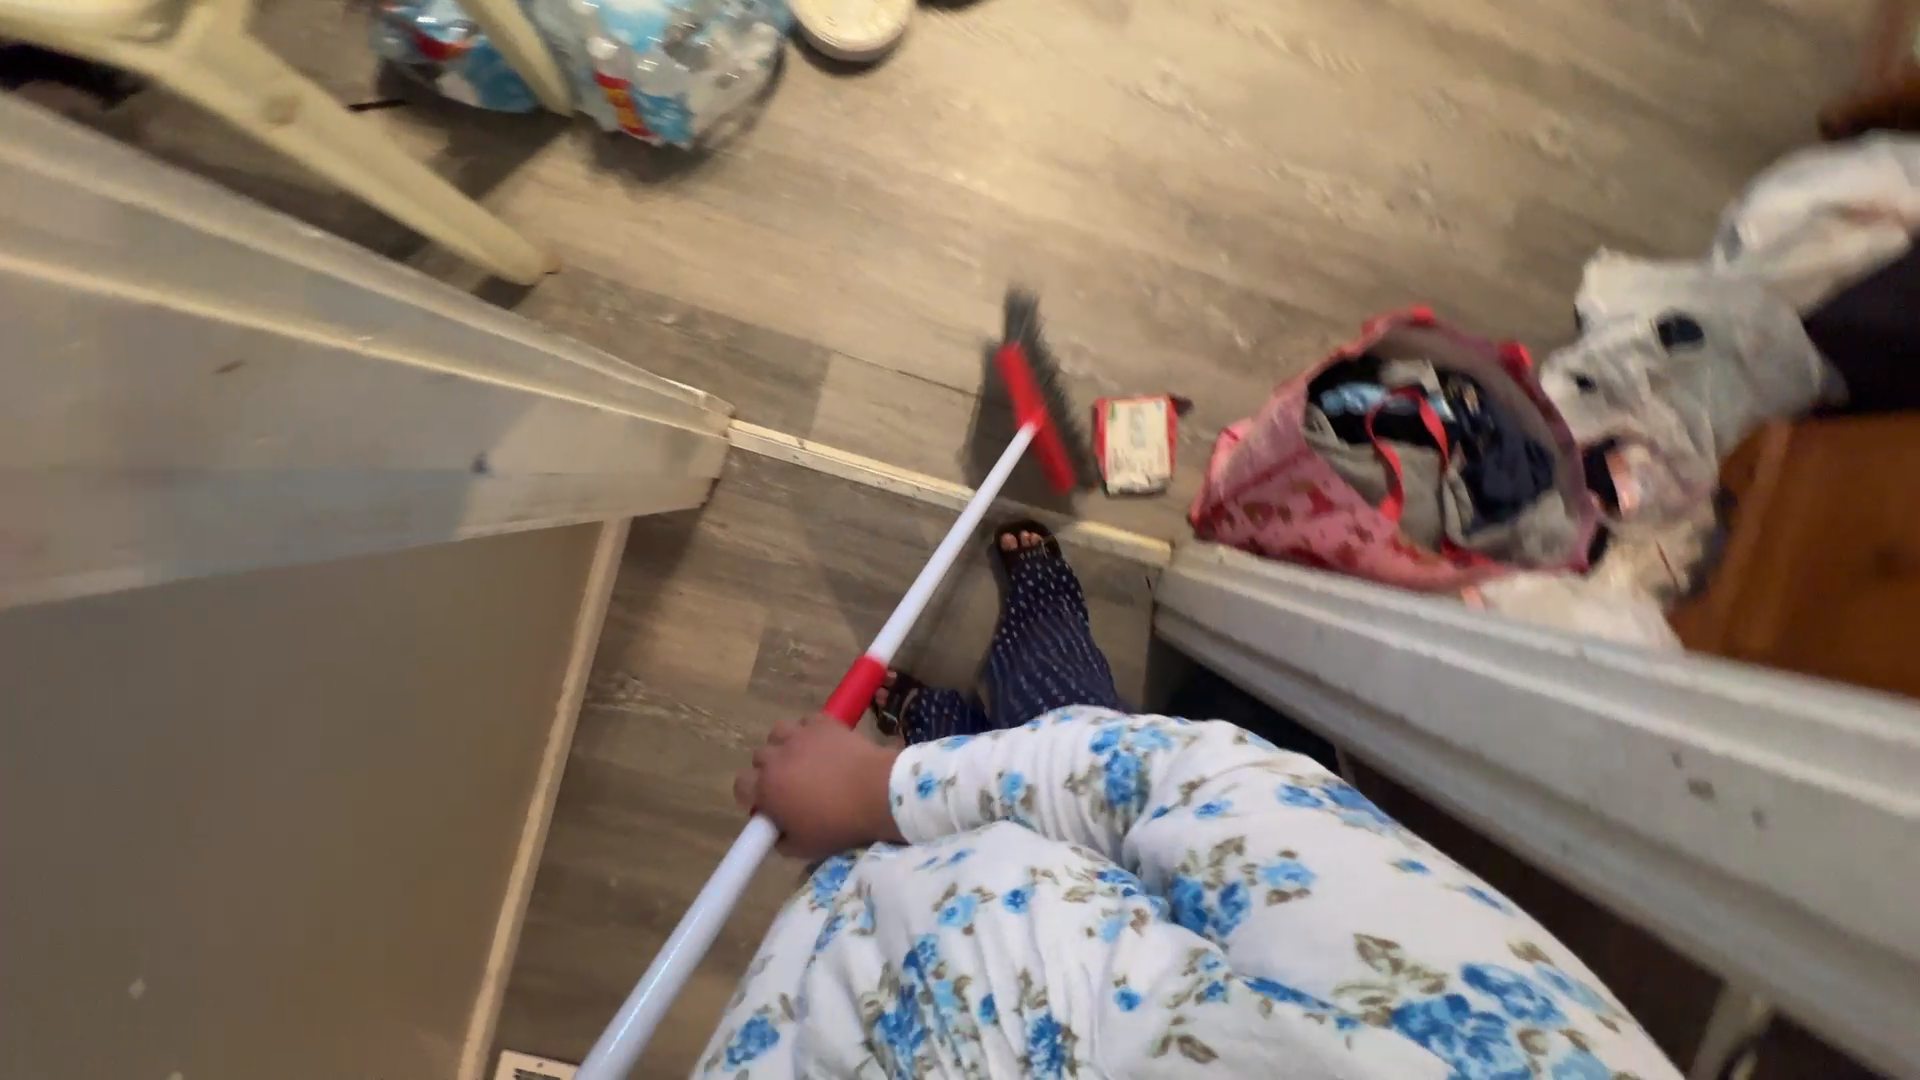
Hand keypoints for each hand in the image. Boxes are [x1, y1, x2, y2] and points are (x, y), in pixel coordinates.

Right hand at [734, 712, 904, 858]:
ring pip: (779, 731)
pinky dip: (811, 731)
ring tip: (802, 757)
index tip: (764, 803)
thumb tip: (776, 833)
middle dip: (769, 769)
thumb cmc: (838, 824)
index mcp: (766, 787)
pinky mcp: (824, 722)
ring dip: (785, 744)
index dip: (750, 793)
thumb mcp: (804, 847)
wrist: (876, 792)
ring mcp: (801, 735)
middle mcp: (777, 756)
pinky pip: (807, 720)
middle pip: (760, 756)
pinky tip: (823, 744)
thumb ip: (781, 840)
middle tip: (788, 783)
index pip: (741, 784)